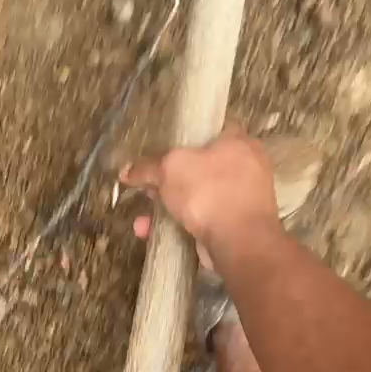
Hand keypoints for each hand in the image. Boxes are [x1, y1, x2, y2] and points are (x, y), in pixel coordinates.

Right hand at [119, 125, 281, 257]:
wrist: (238, 240)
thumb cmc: (208, 191)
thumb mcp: (169, 168)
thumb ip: (146, 167)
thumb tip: (126, 170)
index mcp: (238, 142)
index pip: (210, 131)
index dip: (182, 140)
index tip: (159, 152)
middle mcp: (244, 166)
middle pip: (197, 167)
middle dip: (166, 181)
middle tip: (146, 188)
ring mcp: (241, 197)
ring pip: (195, 196)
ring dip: (165, 207)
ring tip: (143, 220)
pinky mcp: (234, 223)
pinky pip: (199, 218)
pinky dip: (176, 224)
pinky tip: (151, 233)